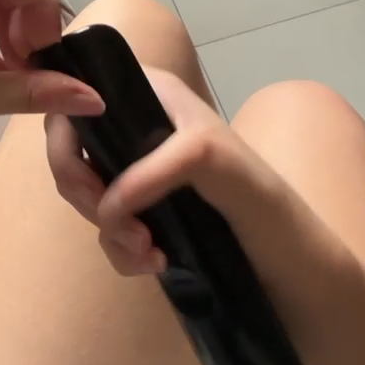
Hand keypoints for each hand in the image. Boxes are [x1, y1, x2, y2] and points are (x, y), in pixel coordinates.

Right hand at [46, 66, 286, 276]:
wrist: (297, 275)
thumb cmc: (267, 204)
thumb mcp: (214, 162)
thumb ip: (156, 166)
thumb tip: (105, 203)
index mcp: (154, 95)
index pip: (84, 90)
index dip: (67, 126)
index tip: (83, 171)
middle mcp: (140, 127)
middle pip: (71, 145)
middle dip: (80, 188)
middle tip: (106, 219)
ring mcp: (138, 173)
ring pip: (85, 192)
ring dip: (107, 229)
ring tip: (148, 252)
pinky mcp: (142, 216)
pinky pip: (105, 229)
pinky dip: (120, 250)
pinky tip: (156, 264)